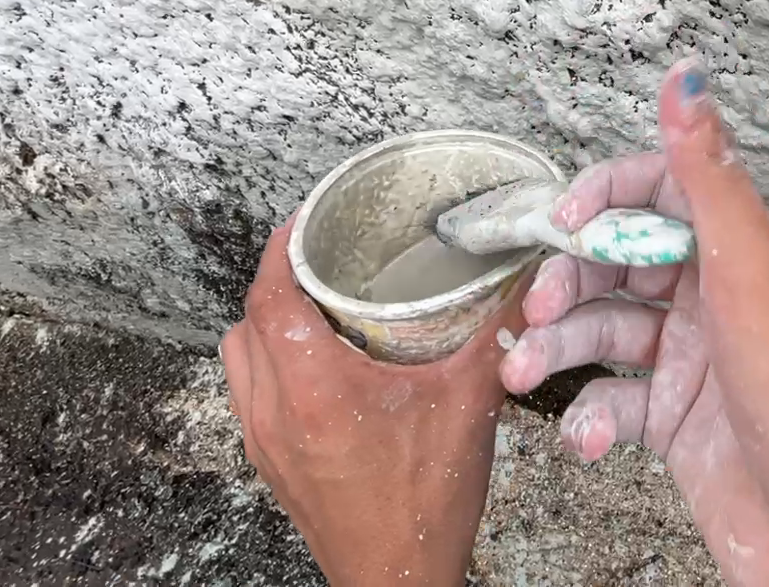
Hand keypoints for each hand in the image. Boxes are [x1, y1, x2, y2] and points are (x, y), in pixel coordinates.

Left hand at [221, 217, 523, 586]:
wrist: (397, 580)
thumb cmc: (425, 501)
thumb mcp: (473, 401)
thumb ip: (501, 332)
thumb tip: (528, 281)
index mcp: (315, 391)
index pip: (270, 301)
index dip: (279, 250)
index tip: (305, 218)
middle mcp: (274, 413)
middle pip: (246, 322)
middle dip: (278, 277)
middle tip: (323, 253)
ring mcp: (265, 441)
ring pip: (240, 356)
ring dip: (271, 318)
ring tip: (323, 297)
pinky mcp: (272, 460)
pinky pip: (251, 388)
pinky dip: (274, 354)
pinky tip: (325, 355)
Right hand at [499, 61, 768, 586]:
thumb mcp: (746, 267)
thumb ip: (707, 173)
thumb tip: (688, 79)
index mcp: (736, 248)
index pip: (660, 189)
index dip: (607, 194)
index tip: (564, 217)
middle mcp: (713, 294)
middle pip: (620, 260)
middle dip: (571, 279)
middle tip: (540, 307)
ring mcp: (692, 356)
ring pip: (606, 329)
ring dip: (561, 347)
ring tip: (530, 371)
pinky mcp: (675, 417)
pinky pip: (613, 398)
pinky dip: (590, 415)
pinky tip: (591, 435)